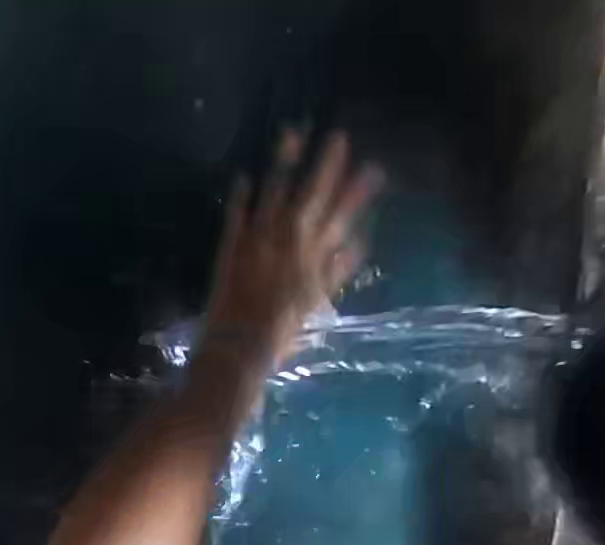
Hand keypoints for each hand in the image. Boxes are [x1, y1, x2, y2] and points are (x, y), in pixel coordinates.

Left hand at [196, 128, 383, 386]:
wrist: (238, 350)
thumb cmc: (276, 338)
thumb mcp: (314, 307)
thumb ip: (334, 275)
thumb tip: (356, 246)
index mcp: (313, 262)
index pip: (341, 219)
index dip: (356, 194)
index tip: (374, 168)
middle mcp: (290, 246)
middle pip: (312, 199)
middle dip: (326, 167)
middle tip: (339, 135)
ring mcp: (258, 244)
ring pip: (275, 197)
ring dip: (284, 165)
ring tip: (292, 133)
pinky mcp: (231, 250)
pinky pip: (236, 218)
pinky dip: (240, 199)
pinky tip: (244, 176)